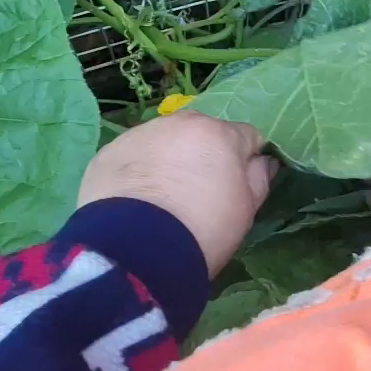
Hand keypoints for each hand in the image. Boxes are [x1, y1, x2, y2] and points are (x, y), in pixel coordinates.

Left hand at [78, 112, 277, 274]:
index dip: (245, 161)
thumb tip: (262, 161)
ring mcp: (138, 135)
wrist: (136, 247)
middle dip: (202, 155)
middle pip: (200, 134)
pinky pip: (131, 158)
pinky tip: (134, 202)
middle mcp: (178, 123)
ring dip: (167, 160)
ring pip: (162, 142)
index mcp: (218, 133)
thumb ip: (258, 179)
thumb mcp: (245, 210)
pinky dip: (136, 172)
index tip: (236, 187)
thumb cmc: (203, 228)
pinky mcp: (108, 153)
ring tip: (161, 199)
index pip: (246, 137)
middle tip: (196, 193)